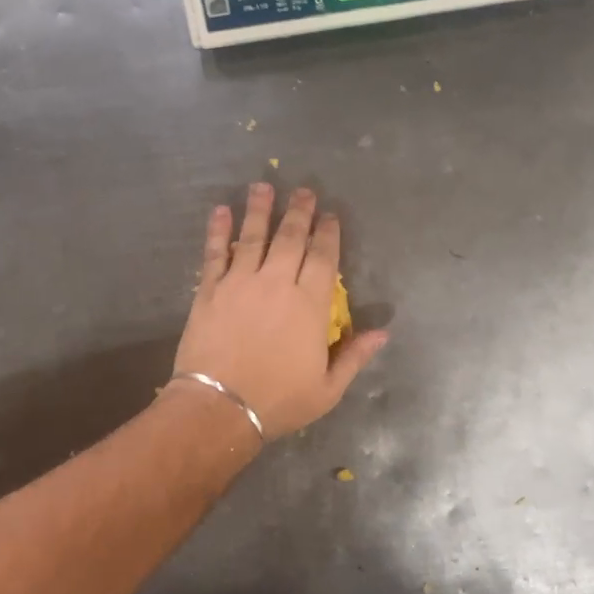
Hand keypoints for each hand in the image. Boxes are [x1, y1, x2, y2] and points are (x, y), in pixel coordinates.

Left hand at [173, 184, 388, 439]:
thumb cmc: (278, 401)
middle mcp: (277, 283)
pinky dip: (218, 230)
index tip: (330, 216)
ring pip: (253, 236)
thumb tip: (383, 332)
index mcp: (310, 305)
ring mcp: (240, 283)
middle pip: (291, 238)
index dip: (328, 234)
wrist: (219, 408)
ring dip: (260, 209)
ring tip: (263, 185)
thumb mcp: (327, 389)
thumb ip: (355, 356)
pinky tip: (221, 210)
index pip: (323, 258)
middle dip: (299, 212)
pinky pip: (215, 253)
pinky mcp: (210, 290)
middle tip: (304, 191)